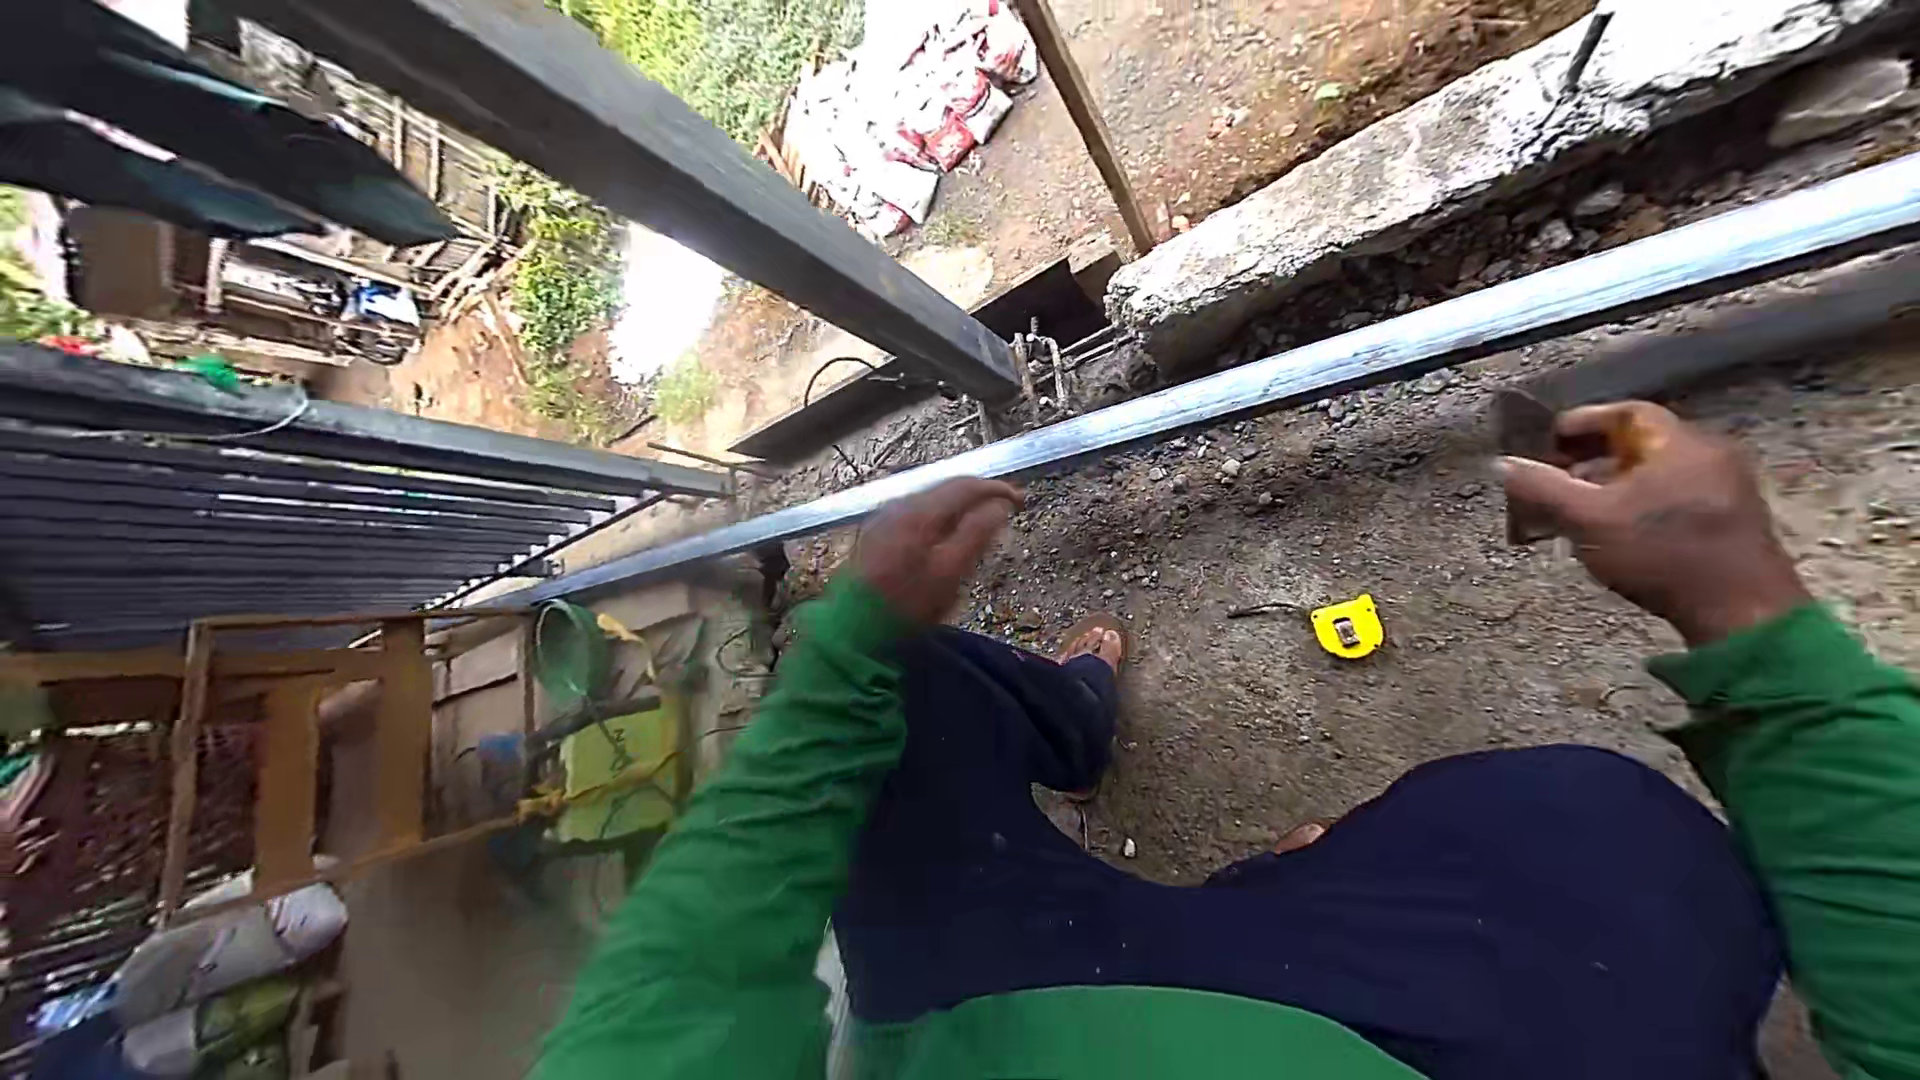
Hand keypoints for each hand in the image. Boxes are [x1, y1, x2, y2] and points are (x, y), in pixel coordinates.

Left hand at [854, 478, 1024, 624]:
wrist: (851, 627)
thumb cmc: (904, 607)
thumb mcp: (949, 573)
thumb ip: (976, 535)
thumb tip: (999, 507)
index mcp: (919, 512)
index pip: (966, 485)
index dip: (998, 489)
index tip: (1020, 501)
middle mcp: (899, 504)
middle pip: (948, 487)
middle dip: (981, 495)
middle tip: (1006, 509)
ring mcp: (885, 516)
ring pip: (933, 499)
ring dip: (961, 505)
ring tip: (983, 521)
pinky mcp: (878, 530)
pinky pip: (918, 511)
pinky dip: (942, 515)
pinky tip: (950, 532)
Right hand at [1499, 401, 1809, 645]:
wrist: (1735, 609)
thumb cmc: (1658, 553)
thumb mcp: (1584, 517)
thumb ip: (1539, 486)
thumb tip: (1501, 463)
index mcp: (1680, 446)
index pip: (1623, 412)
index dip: (1576, 423)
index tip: (1538, 445)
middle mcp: (1705, 456)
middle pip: (1630, 441)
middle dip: (1578, 458)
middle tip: (1540, 478)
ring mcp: (1715, 486)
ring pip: (1641, 470)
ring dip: (1593, 483)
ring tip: (1558, 507)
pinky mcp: (1716, 514)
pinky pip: (1657, 492)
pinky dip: (1618, 500)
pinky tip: (1593, 526)